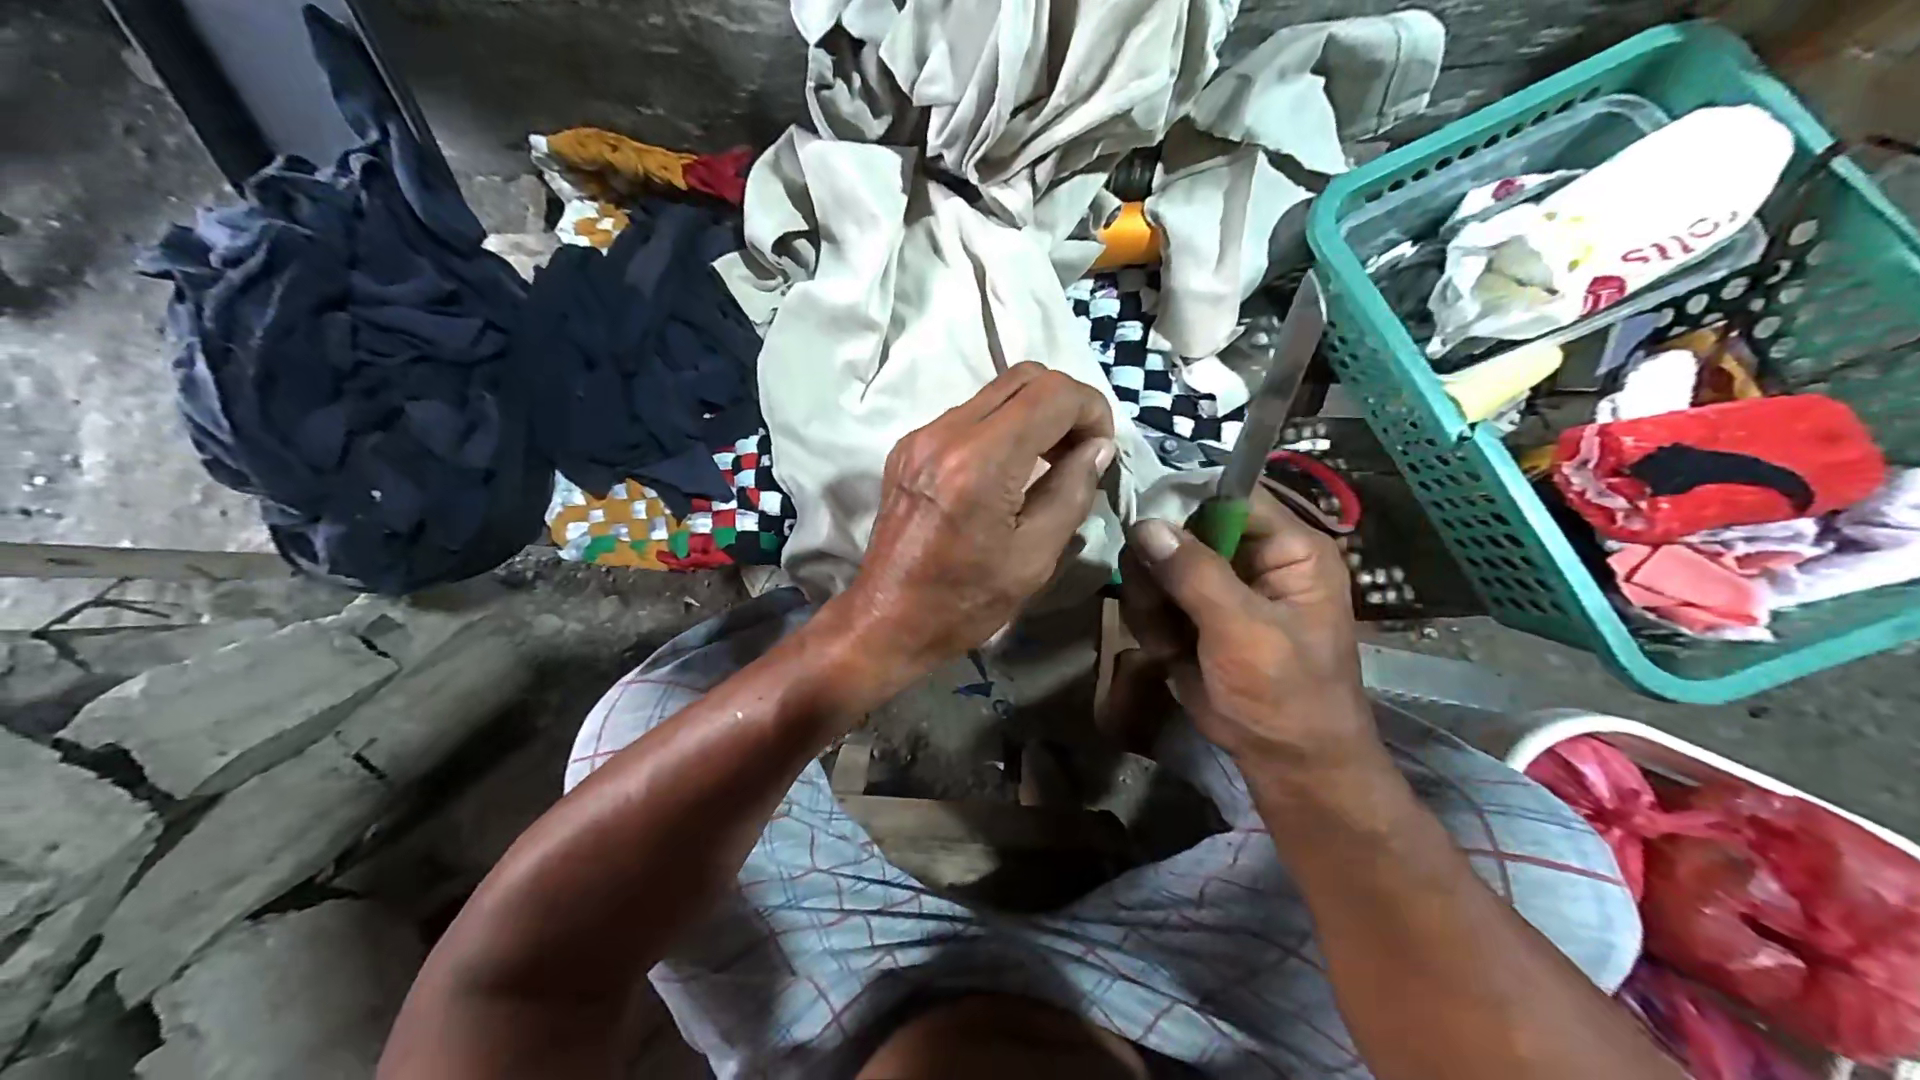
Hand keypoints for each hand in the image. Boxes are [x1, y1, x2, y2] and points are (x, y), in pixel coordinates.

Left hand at [831, 362, 1116, 678]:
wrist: (887, 619)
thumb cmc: (965, 600)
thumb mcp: (1035, 557)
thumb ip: (1071, 492)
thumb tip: (1096, 448)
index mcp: (980, 461)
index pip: (1052, 393)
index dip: (1092, 409)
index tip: (1101, 448)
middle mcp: (945, 433)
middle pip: (1023, 376)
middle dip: (1065, 404)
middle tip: (1079, 450)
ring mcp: (920, 436)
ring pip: (994, 392)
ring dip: (1033, 413)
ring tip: (1049, 461)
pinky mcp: (908, 447)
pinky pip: (968, 415)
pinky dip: (1001, 427)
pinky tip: (1008, 470)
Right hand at [1117, 491, 1380, 776]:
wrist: (1283, 759)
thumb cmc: (1286, 692)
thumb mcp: (1244, 630)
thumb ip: (1195, 574)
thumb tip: (1146, 524)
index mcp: (1286, 548)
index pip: (1229, 495)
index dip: (1185, 500)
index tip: (1144, 523)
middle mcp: (1250, 558)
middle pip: (1181, 529)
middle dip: (1159, 570)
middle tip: (1157, 605)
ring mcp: (1217, 587)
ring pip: (1156, 565)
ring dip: (1152, 604)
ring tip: (1170, 641)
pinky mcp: (1192, 614)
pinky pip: (1151, 598)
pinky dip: (1152, 626)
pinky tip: (1170, 653)